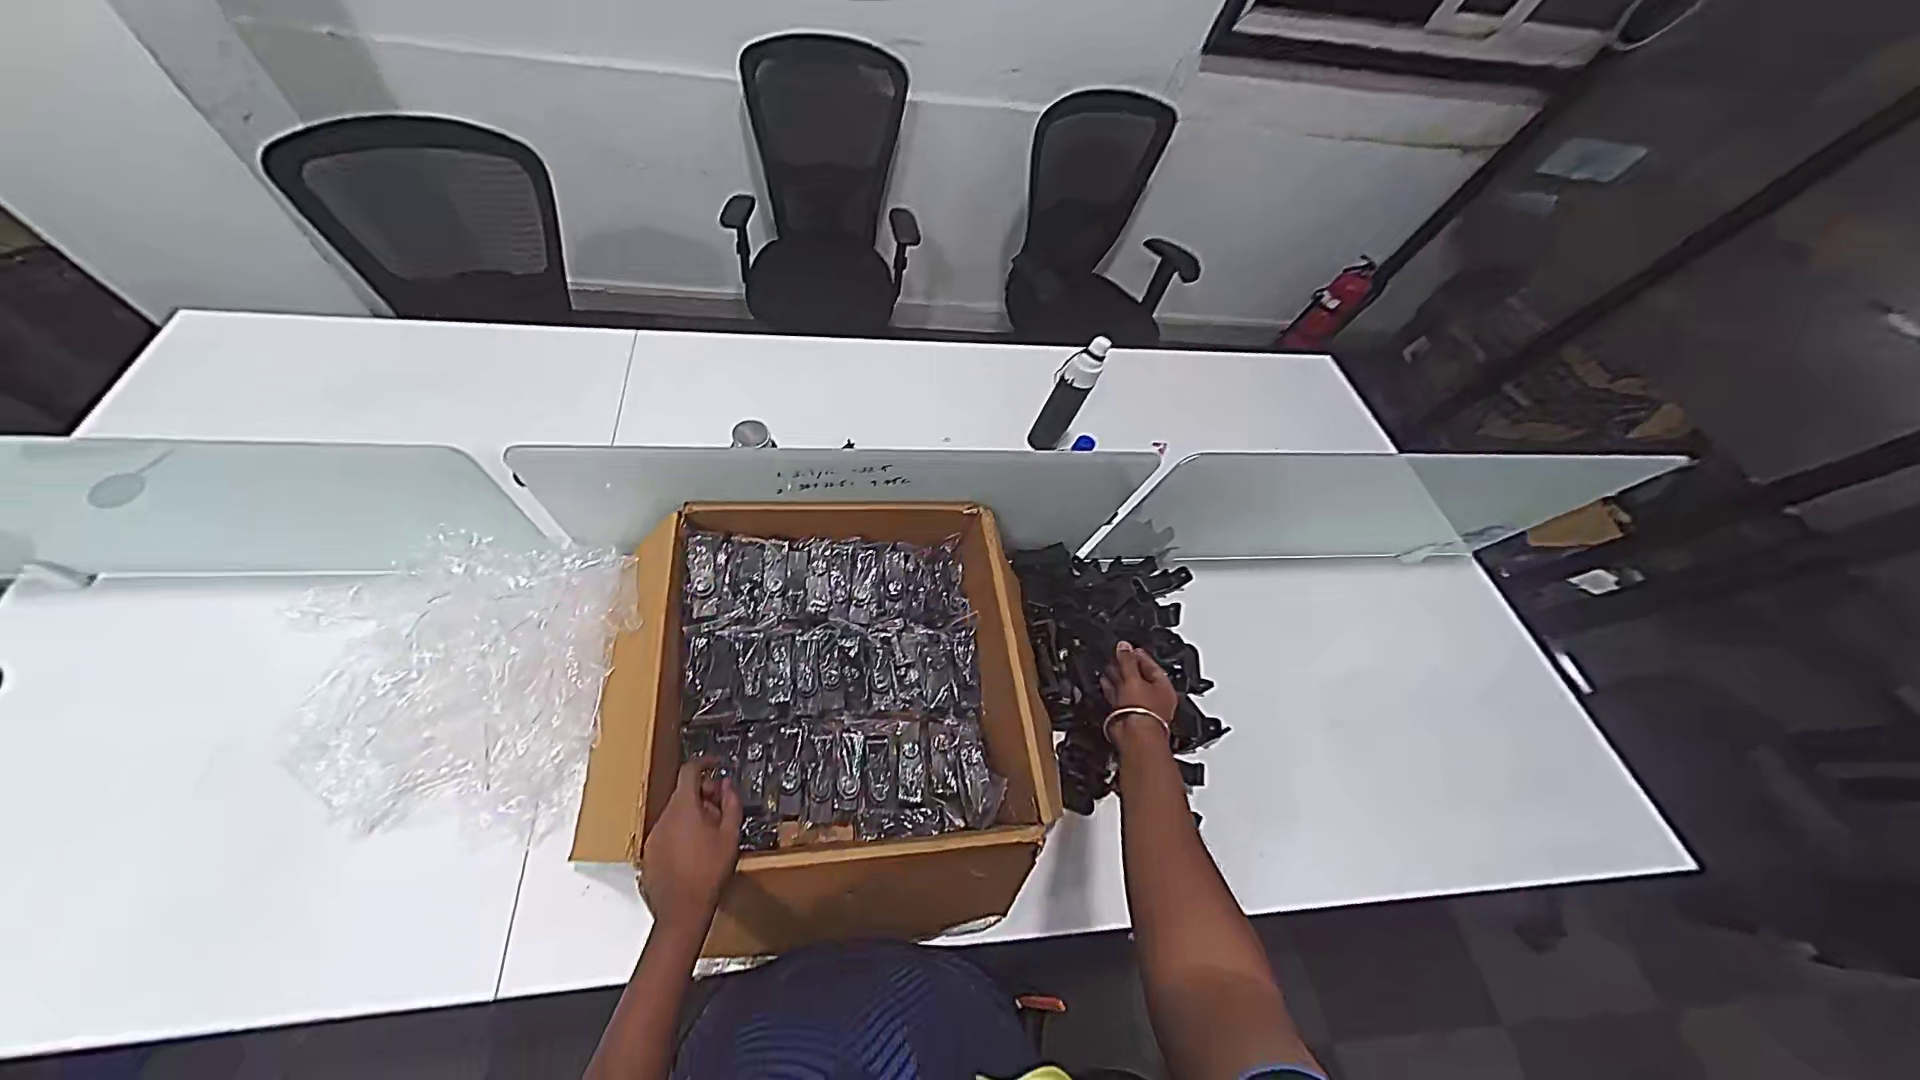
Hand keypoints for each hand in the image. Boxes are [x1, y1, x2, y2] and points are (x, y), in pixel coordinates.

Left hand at [640, 758, 743, 930]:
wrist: (683, 911)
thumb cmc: (709, 873)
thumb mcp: (730, 834)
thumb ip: (730, 803)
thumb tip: (727, 787)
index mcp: (684, 808)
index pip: (689, 771)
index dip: (704, 763)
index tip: (714, 765)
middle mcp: (664, 819)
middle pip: (682, 793)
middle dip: (703, 794)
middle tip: (720, 807)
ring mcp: (653, 838)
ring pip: (675, 814)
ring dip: (692, 815)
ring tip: (711, 834)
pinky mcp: (649, 855)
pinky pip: (667, 833)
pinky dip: (681, 833)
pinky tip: (695, 850)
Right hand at [1100, 641, 1178, 741]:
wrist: (1134, 735)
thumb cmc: (1144, 712)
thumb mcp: (1134, 678)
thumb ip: (1127, 660)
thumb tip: (1124, 646)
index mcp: (1164, 688)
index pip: (1151, 666)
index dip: (1139, 656)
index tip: (1128, 648)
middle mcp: (1154, 698)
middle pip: (1139, 676)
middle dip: (1127, 666)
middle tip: (1116, 655)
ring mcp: (1140, 706)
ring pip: (1128, 687)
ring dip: (1117, 676)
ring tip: (1108, 665)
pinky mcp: (1127, 714)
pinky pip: (1119, 697)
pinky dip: (1111, 688)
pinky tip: (1105, 681)